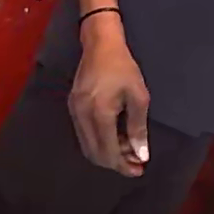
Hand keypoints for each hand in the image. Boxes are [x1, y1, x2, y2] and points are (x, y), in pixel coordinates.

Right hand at [69, 17, 150, 176]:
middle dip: (115, 162)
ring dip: (107, 153)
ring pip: (87, 146)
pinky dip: (98, 141)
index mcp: (99, 114)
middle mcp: (82, 116)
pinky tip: (114, 136)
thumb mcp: (138, 96)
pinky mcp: (72, 106)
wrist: (100, 43)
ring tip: (127, 150)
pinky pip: (84, 134)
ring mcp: (74, 111)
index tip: (139, 169)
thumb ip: (138, 128)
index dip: (124, 165)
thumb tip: (140, 155)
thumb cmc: (123, 67)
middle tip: (135, 162)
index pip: (108, 152)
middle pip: (95, 154)